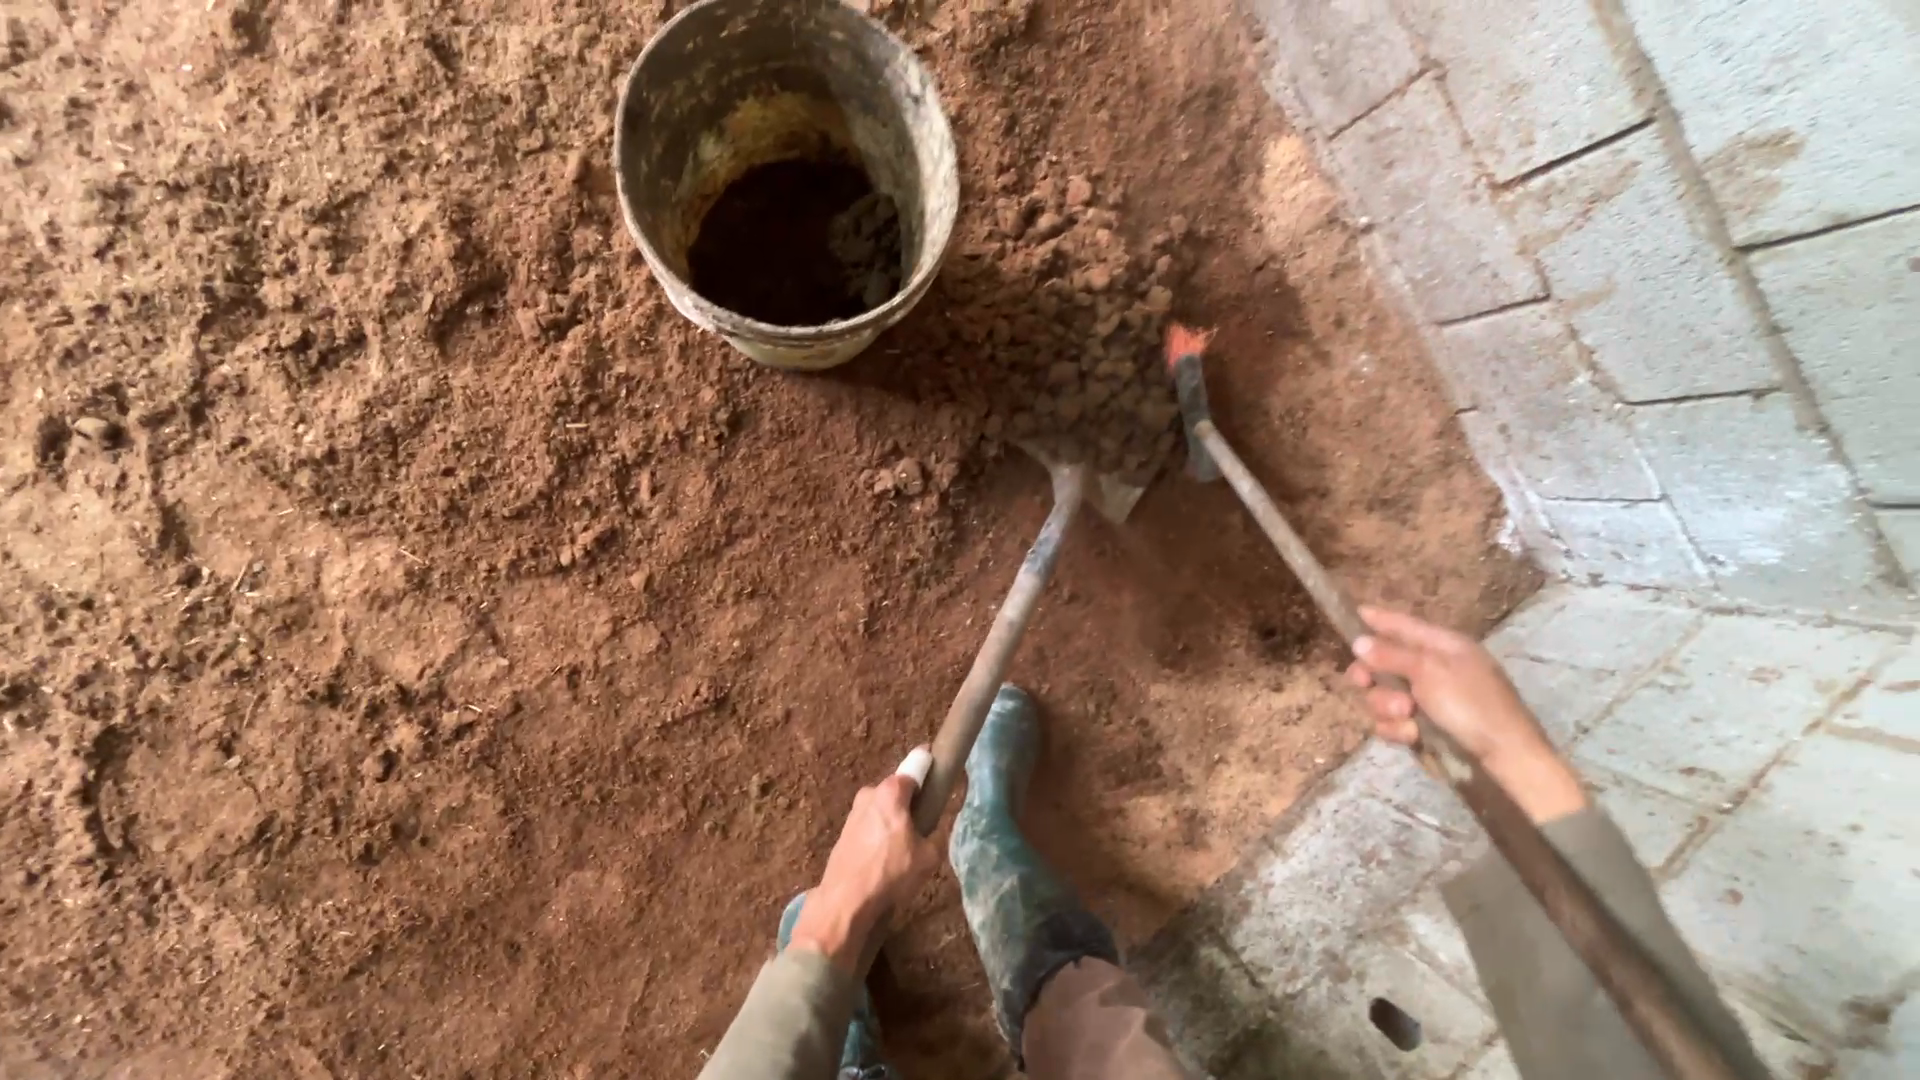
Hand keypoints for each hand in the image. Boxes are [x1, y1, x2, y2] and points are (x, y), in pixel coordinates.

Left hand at [788, 763, 939, 973]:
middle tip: (924, 827)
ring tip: (903, 851)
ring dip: (894, 821)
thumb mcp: (929, 856)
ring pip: (883, 809)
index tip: (941, 776)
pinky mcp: (844, 832)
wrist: (845, 901)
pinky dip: (879, 835)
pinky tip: (884, 860)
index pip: (917, 764)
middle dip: (911, 803)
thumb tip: (938, 823)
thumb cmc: (890, 873)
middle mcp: (869, 793)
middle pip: (898, 789)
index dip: (931, 767)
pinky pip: (870, 825)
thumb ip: (938, 832)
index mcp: (891, 791)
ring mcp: (853, 812)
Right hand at [1345, 606, 1587, 824]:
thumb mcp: (1430, 672)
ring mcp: (1426, 701)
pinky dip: (1396, 729)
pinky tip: (1411, 735)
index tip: (1350, 614)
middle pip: (1381, 662)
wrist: (1504, 760)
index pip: (1402, 624)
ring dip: (1386, 706)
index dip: (1376, 619)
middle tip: (1363, 682)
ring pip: (1381, 695)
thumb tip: (1358, 641)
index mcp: (1442, 647)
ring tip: (1405, 716)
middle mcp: (1431, 670)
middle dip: (1372, 675)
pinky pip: (1390, 722)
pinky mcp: (1421, 728)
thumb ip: (1391, 655)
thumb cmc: (1473, 705)